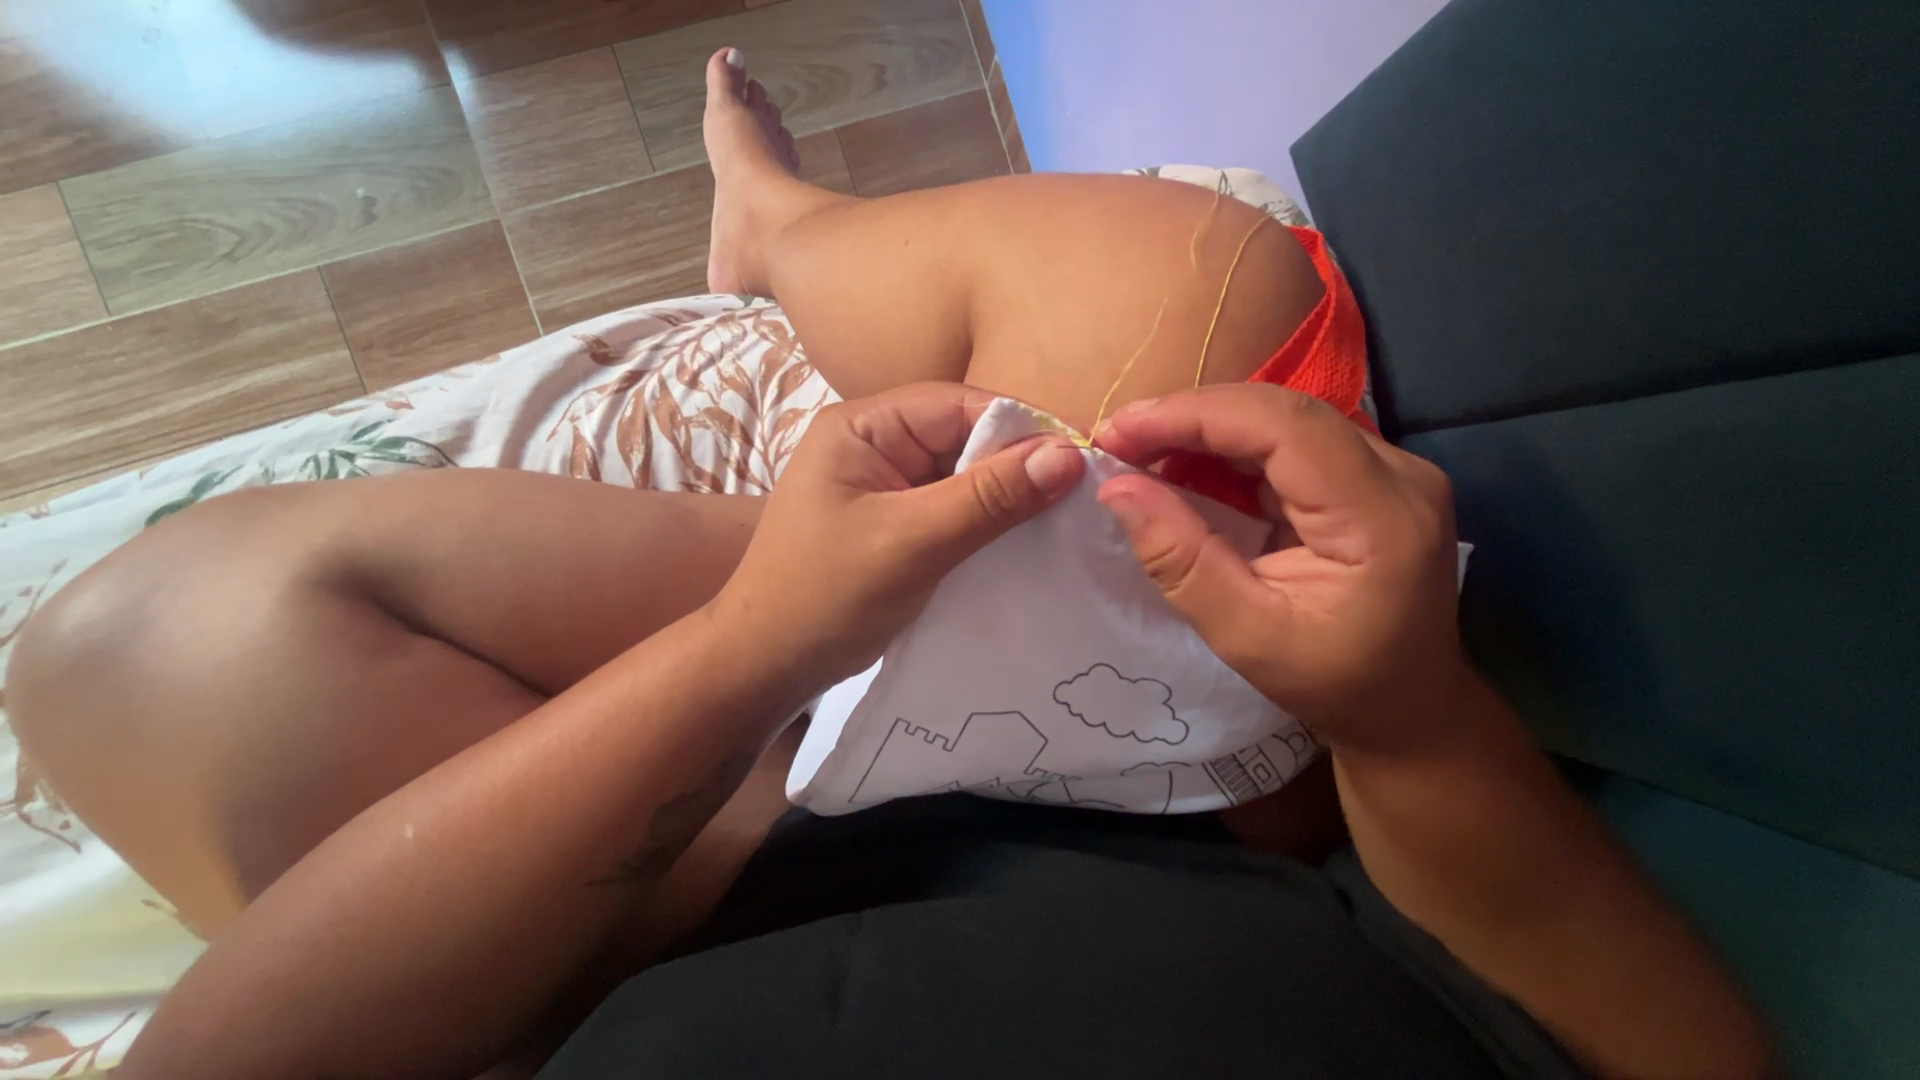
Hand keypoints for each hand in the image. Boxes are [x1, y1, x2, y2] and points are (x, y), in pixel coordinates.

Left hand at [711, 382, 1083, 690]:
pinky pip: (953, 510)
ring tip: (1062, 523)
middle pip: (965, 438)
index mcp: (863, 427)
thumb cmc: (825, 597)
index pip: (959, 405)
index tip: (1083, 462)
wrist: (766, 665)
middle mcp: (875, 445)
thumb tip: (1069, 455)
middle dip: (1018, 467)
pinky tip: (1022, 544)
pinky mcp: (895, 524)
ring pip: (964, 477)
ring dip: (1007, 499)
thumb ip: (989, 498)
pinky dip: (986, 525)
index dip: (1022, 429)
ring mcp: (884, 486)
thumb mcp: (911, 542)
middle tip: (1082, 499)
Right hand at [1092, 384, 1466, 750]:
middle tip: (1117, 440)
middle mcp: (1397, 473)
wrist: (1409, 705)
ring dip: (1205, 428)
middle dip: (1190, 416)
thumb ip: (1182, 561)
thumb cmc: (1333, 682)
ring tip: (1139, 451)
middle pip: (1282, 410)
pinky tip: (1184, 465)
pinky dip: (1228, 448)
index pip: (1283, 426)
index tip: (1118, 432)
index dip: (1193, 415)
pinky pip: (1290, 441)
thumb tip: (1116, 489)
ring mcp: (1390, 469)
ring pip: (1283, 418)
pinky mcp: (1371, 475)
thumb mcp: (1246, 636)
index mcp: (1379, 515)